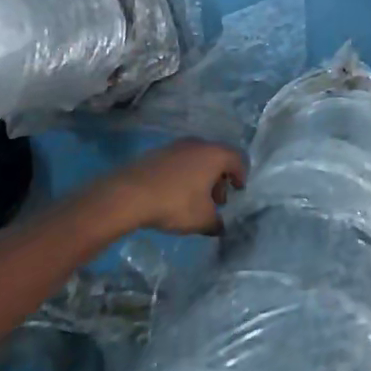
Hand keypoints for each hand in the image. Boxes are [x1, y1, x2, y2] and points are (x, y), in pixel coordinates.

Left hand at [96, 140, 246, 235]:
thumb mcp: (202, 220)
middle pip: (218, 158)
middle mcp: (198, 144)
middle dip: (220, 179)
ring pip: (198, 159)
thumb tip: (220, 226)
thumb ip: (217, 222)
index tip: (239, 191)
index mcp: (215, 154)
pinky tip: (175, 194)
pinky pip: (180, 161)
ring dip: (202, 177)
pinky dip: (184, 174)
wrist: (129, 194)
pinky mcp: (158, 152)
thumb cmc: (175, 203)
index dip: (241, 176)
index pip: (238, 159)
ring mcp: (176, 145)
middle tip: (217, 201)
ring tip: (195, 200)